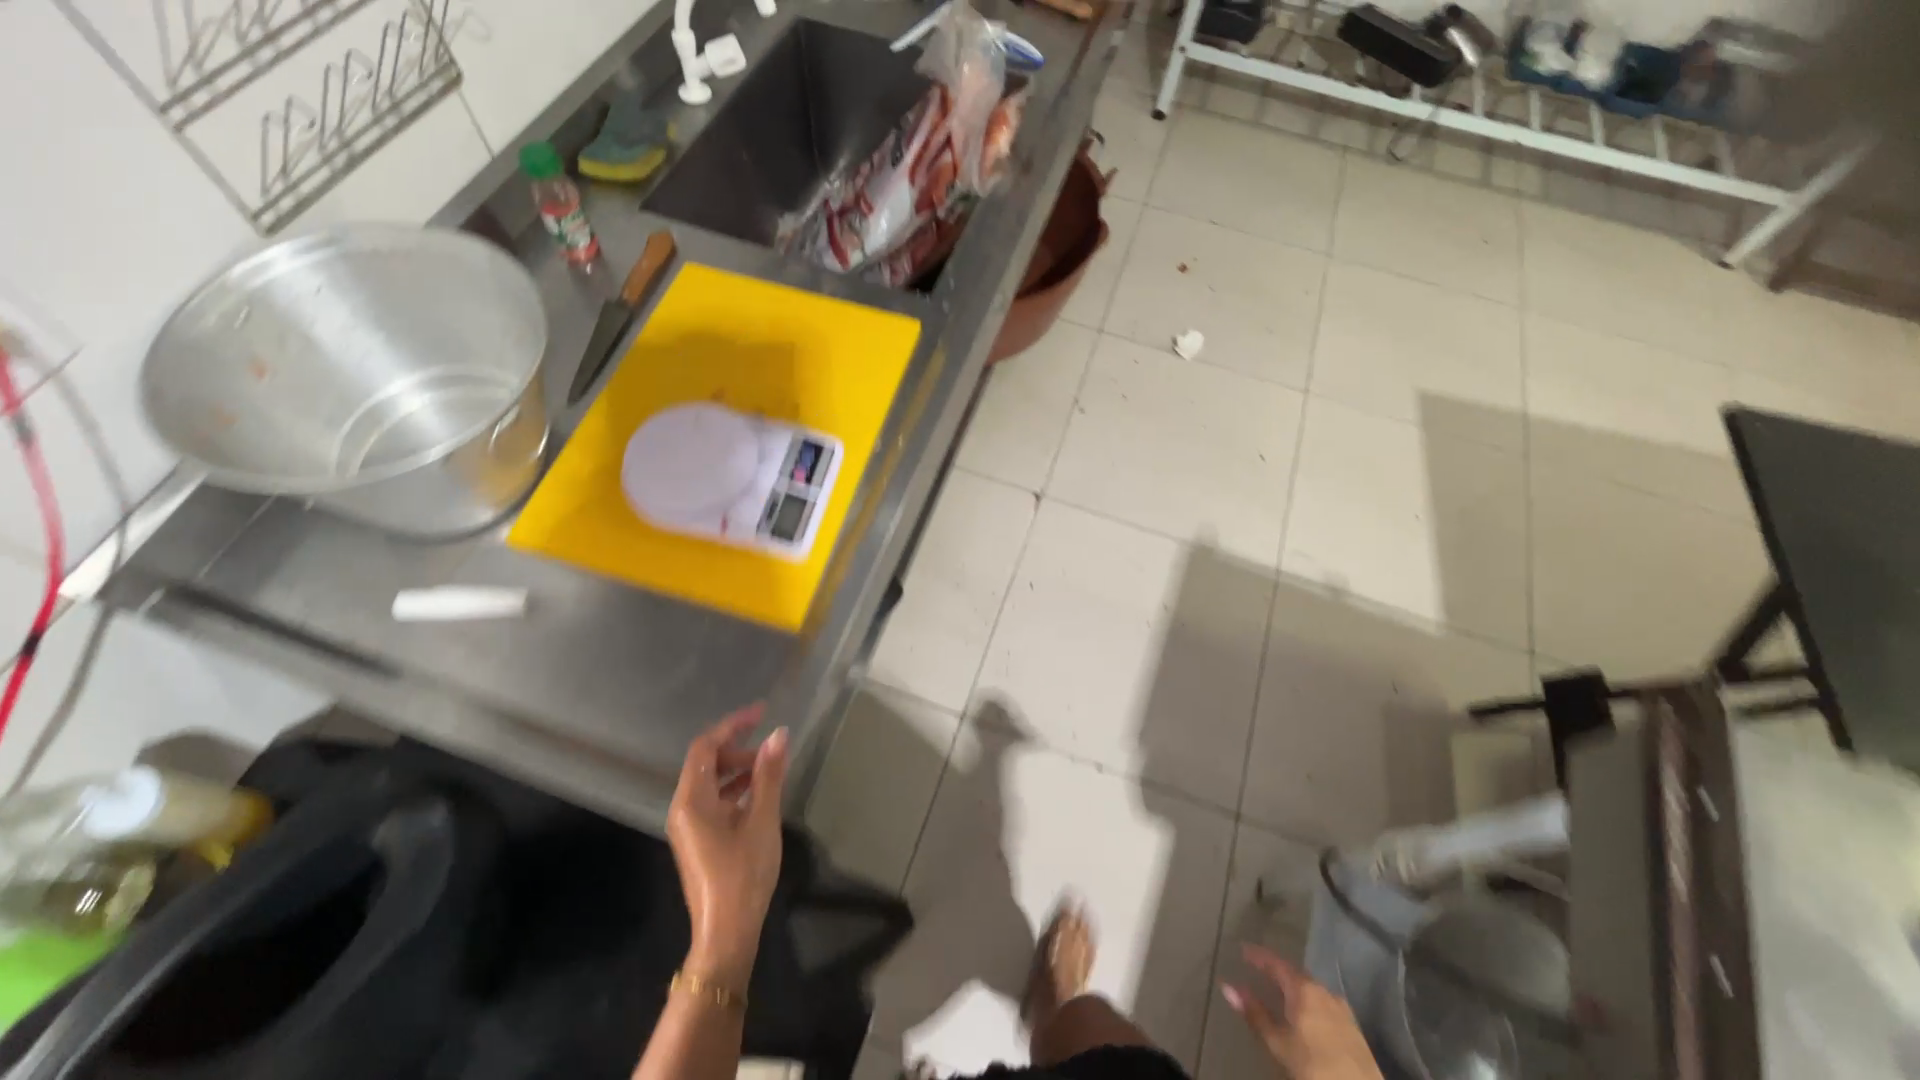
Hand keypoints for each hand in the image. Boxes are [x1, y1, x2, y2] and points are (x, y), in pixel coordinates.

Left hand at [667, 704, 787, 990]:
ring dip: (737, 770)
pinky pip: (713, 802)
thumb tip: (778, 734)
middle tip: (770, 750)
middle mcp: (683, 809)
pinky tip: (759, 796)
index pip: (706, 747)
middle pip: (705, 763)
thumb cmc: (743, 873)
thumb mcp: (762, 820)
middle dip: (737, 748)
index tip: (762, 712)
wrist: (727, 932)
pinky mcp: (698, 841)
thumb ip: (769, 775)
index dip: (733, 725)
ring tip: (769, 769)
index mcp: (691, 801)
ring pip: (710, 784)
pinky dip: (734, 791)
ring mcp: (688, 827)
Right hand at [1222, 944, 1381, 1079]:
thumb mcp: (1278, 1042)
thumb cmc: (1313, 1065)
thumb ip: (1255, 1013)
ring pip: (1312, 989)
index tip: (1242, 949)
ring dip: (1293, 987)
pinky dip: (1308, 1001)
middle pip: (1296, 974)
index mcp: (1305, 990)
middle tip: (1258, 969)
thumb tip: (1228, 987)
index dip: (1259, 956)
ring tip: (1277, 991)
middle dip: (1276, 971)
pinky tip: (1303, 1014)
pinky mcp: (1352, 1026)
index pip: (1277, 964)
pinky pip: (1323, 1003)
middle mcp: (1325, 992)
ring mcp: (1342, 1008)